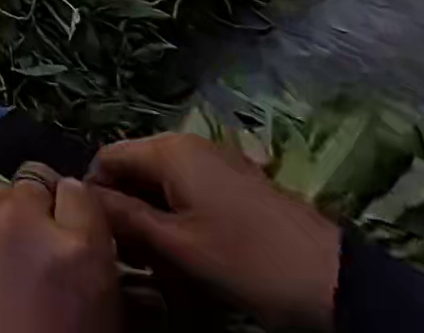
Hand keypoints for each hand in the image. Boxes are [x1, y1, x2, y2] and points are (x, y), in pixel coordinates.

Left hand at [0, 162, 120, 332]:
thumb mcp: (103, 302)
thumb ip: (95, 246)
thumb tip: (80, 211)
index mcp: (79, 244)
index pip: (78, 189)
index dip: (76, 208)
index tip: (73, 225)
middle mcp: (28, 217)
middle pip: (35, 183)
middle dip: (40, 207)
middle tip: (39, 241)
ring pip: (1, 192)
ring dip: (8, 213)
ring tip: (9, 251)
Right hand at [88, 133, 340, 330]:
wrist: (339, 282)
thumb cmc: (249, 260)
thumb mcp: (178, 245)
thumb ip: (125, 217)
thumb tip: (84, 198)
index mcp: (167, 150)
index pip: (107, 157)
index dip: (96, 191)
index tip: (100, 231)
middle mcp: (186, 142)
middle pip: (133, 165)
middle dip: (124, 204)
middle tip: (129, 250)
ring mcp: (215, 158)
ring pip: (160, 177)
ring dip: (151, 210)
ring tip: (158, 253)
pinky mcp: (236, 177)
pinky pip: (187, 183)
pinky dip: (177, 209)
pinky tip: (188, 243)